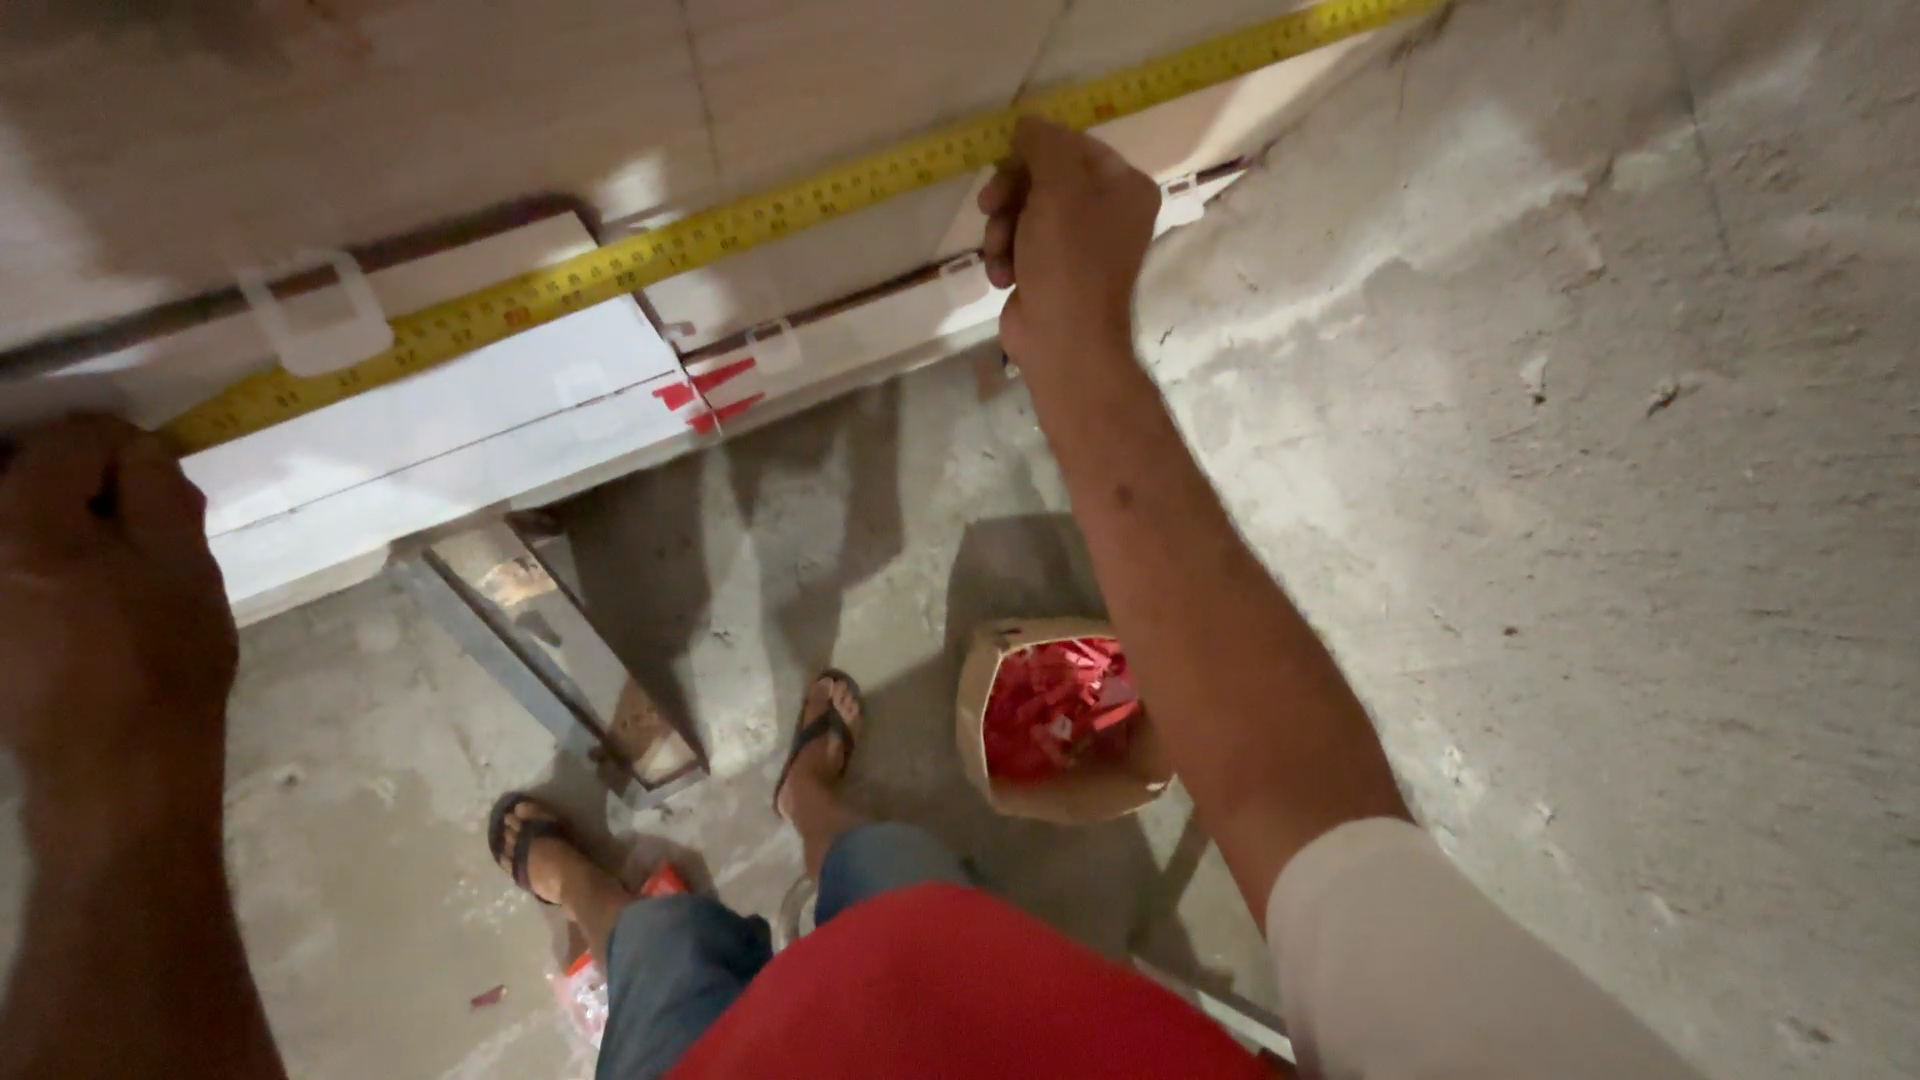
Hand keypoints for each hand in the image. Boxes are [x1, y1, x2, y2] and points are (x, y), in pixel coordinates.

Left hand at [0, 415, 235, 820]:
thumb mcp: (188, 569)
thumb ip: (161, 498)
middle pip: (13, 470)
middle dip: (78, 476)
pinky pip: (3, 556)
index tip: (160, 469)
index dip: (123, 445)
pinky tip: (74, 582)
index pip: (67, 442)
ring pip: (5, 514)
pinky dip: (32, 550)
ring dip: (51, 511)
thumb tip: (141, 450)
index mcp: (26, 526)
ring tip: (105, 545)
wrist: (115, 749)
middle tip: (134, 508)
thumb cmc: (165, 654)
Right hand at [979, 117, 1161, 369]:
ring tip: (1000, 254)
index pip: (1075, 147)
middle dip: (1011, 194)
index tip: (1004, 156)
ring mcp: (1078, 249)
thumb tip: (1027, 123)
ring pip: (1024, 215)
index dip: (1035, 151)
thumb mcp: (1058, 188)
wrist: (1063, 342)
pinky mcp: (1050, 275)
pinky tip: (1003, 277)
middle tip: (989, 206)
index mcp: (1125, 189)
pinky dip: (1005, 259)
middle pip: (1045, 180)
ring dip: (1002, 231)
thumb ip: (1044, 144)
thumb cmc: (1068, 260)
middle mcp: (1107, 215)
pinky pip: (1019, 248)